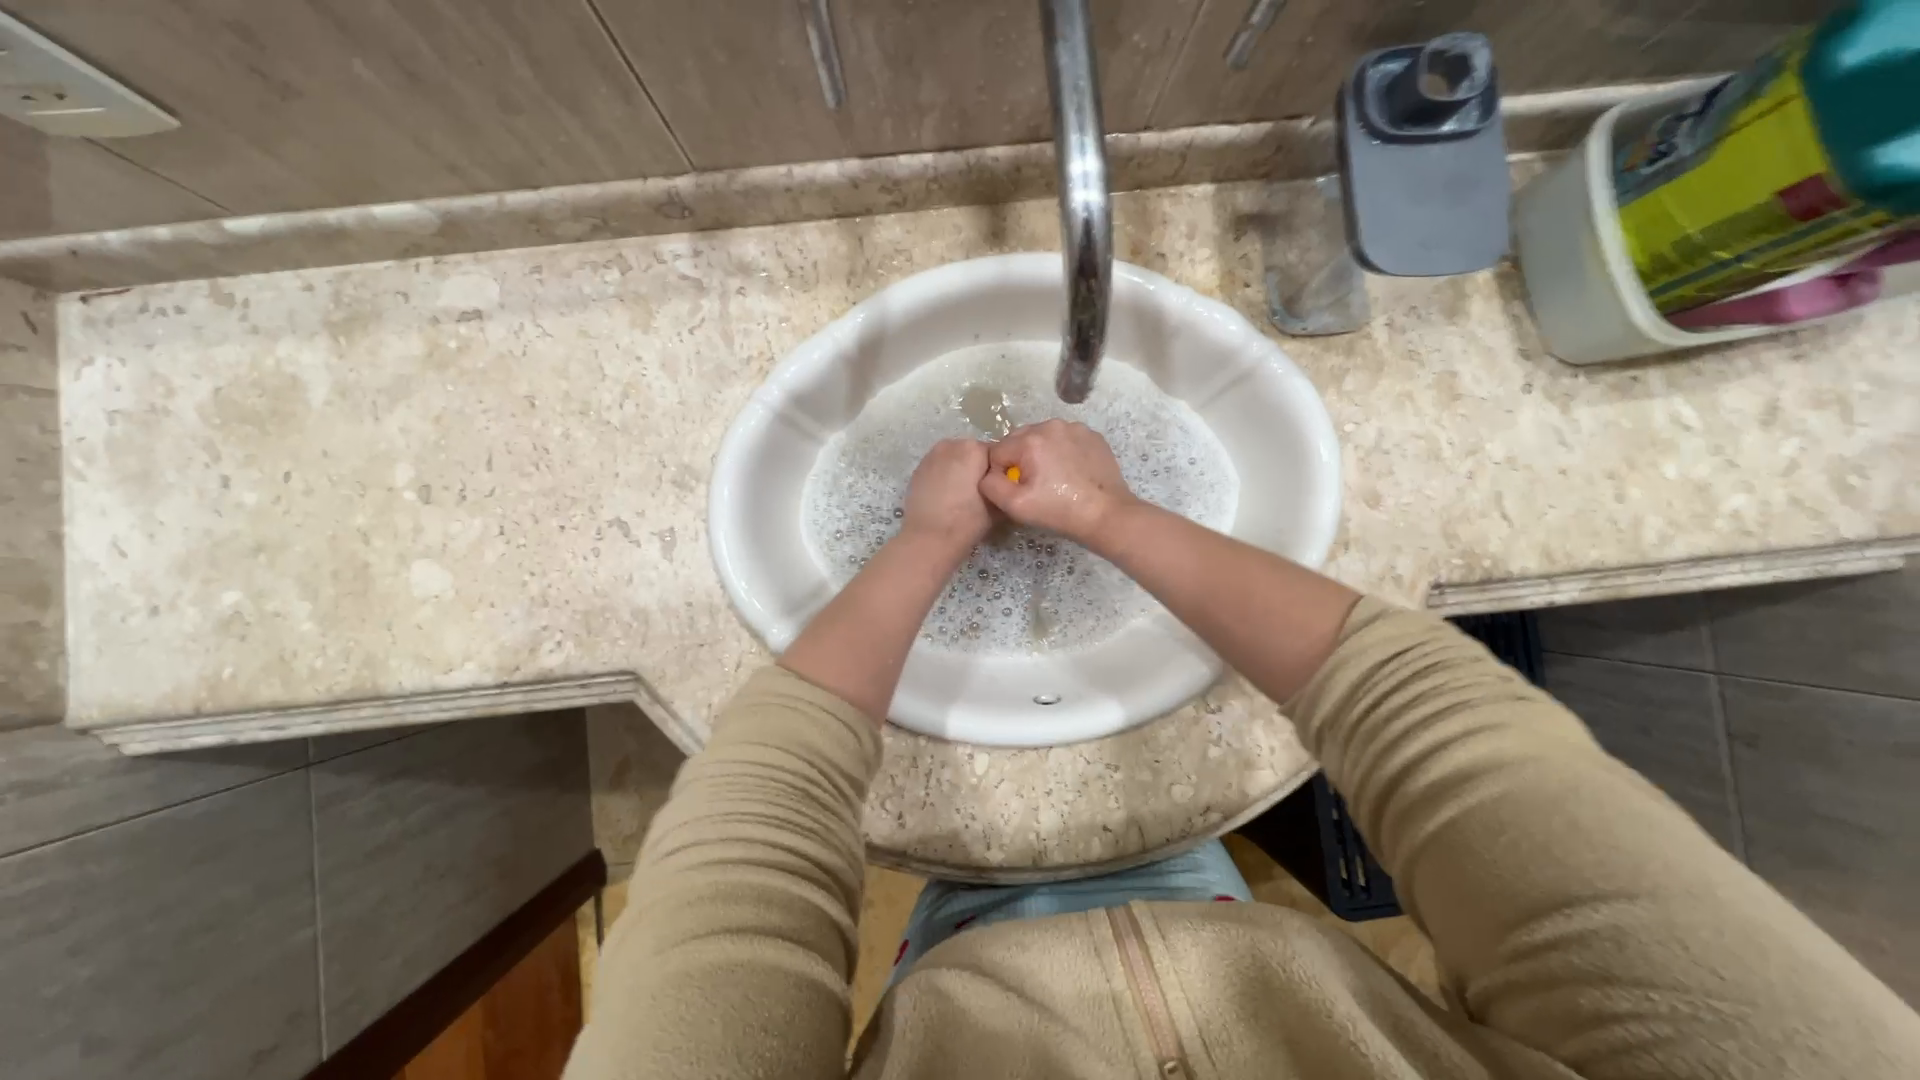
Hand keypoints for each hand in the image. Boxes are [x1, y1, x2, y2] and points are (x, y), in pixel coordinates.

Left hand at [901, 438, 994, 550]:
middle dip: (977, 469)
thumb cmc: (968, 520)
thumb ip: (1004, 486)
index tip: (997, 488)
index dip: (998, 472)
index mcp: (973, 448)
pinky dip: (944, 477)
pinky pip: (939, 468)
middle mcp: (951, 444)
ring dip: (960, 472)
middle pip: (972, 453)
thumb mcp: (998, 504)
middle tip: (981, 493)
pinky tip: (946, 497)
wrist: (929, 538)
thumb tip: (1004, 482)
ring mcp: (931, 455)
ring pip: (954, 460)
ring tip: (962, 496)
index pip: (995, 454)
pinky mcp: (918, 469)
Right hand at [979, 419, 1136, 544]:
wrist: (1107, 515)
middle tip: (1035, 486)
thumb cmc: (1059, 512)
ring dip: (1041, 454)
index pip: (998, 452)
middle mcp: (1052, 425)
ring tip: (1054, 479)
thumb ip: (990, 485)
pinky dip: (1062, 452)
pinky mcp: (1092, 436)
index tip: (1017, 491)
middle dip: (1020, 460)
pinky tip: (1071, 473)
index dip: (1001, 474)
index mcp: (1031, 439)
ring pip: (1043, 438)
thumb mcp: (1016, 506)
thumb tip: (988, 473)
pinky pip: (1065, 440)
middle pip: (1019, 440)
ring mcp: (1075, 428)